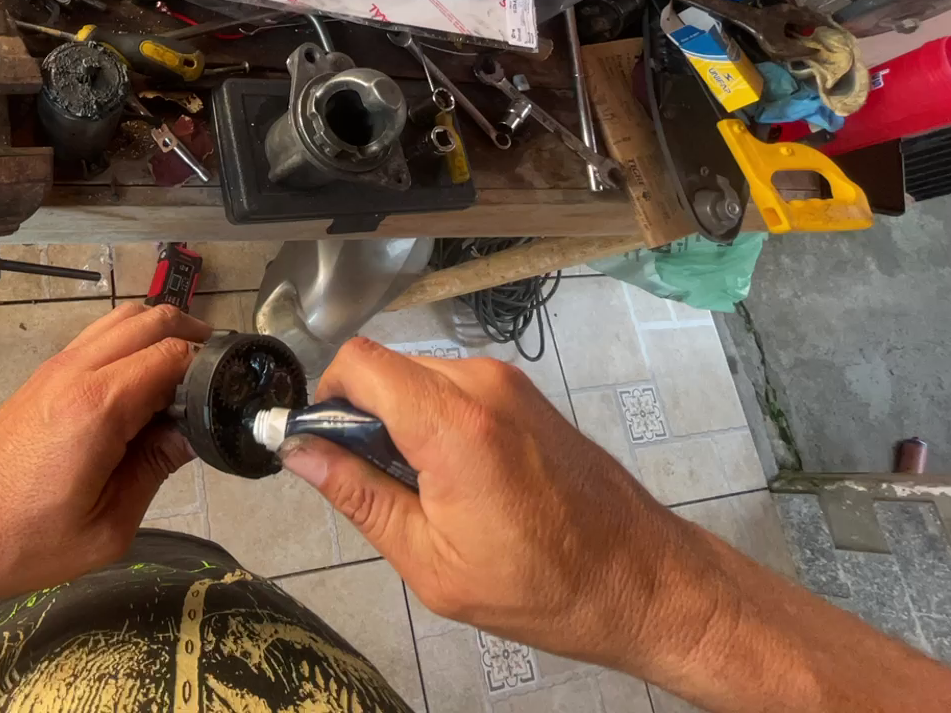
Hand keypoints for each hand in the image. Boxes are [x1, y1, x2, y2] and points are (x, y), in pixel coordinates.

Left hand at [0, 303, 210, 611]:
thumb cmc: (20, 543)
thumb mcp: (106, 528)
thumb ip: (155, 470)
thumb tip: (189, 434)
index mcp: (98, 405)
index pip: (171, 354)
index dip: (208, 366)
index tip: (228, 391)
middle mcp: (77, 370)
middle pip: (149, 318)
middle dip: (192, 335)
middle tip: (217, 374)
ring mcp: (55, 367)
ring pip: (121, 318)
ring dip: (159, 331)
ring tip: (185, 373)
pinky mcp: (42, 376)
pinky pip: (96, 337)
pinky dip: (129, 340)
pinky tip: (141, 382)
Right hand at [279, 338, 717, 675]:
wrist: (653, 583)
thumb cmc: (542, 587)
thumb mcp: (431, 561)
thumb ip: (357, 495)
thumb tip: (298, 450)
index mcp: (452, 423)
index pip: (357, 362)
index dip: (327, 395)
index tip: (328, 445)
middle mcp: (477, 381)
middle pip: (382, 368)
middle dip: (361, 415)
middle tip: (377, 480)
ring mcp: (504, 380)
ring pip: (412, 374)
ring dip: (396, 417)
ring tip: (422, 483)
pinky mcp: (519, 389)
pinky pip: (447, 383)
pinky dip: (430, 415)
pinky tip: (455, 471)